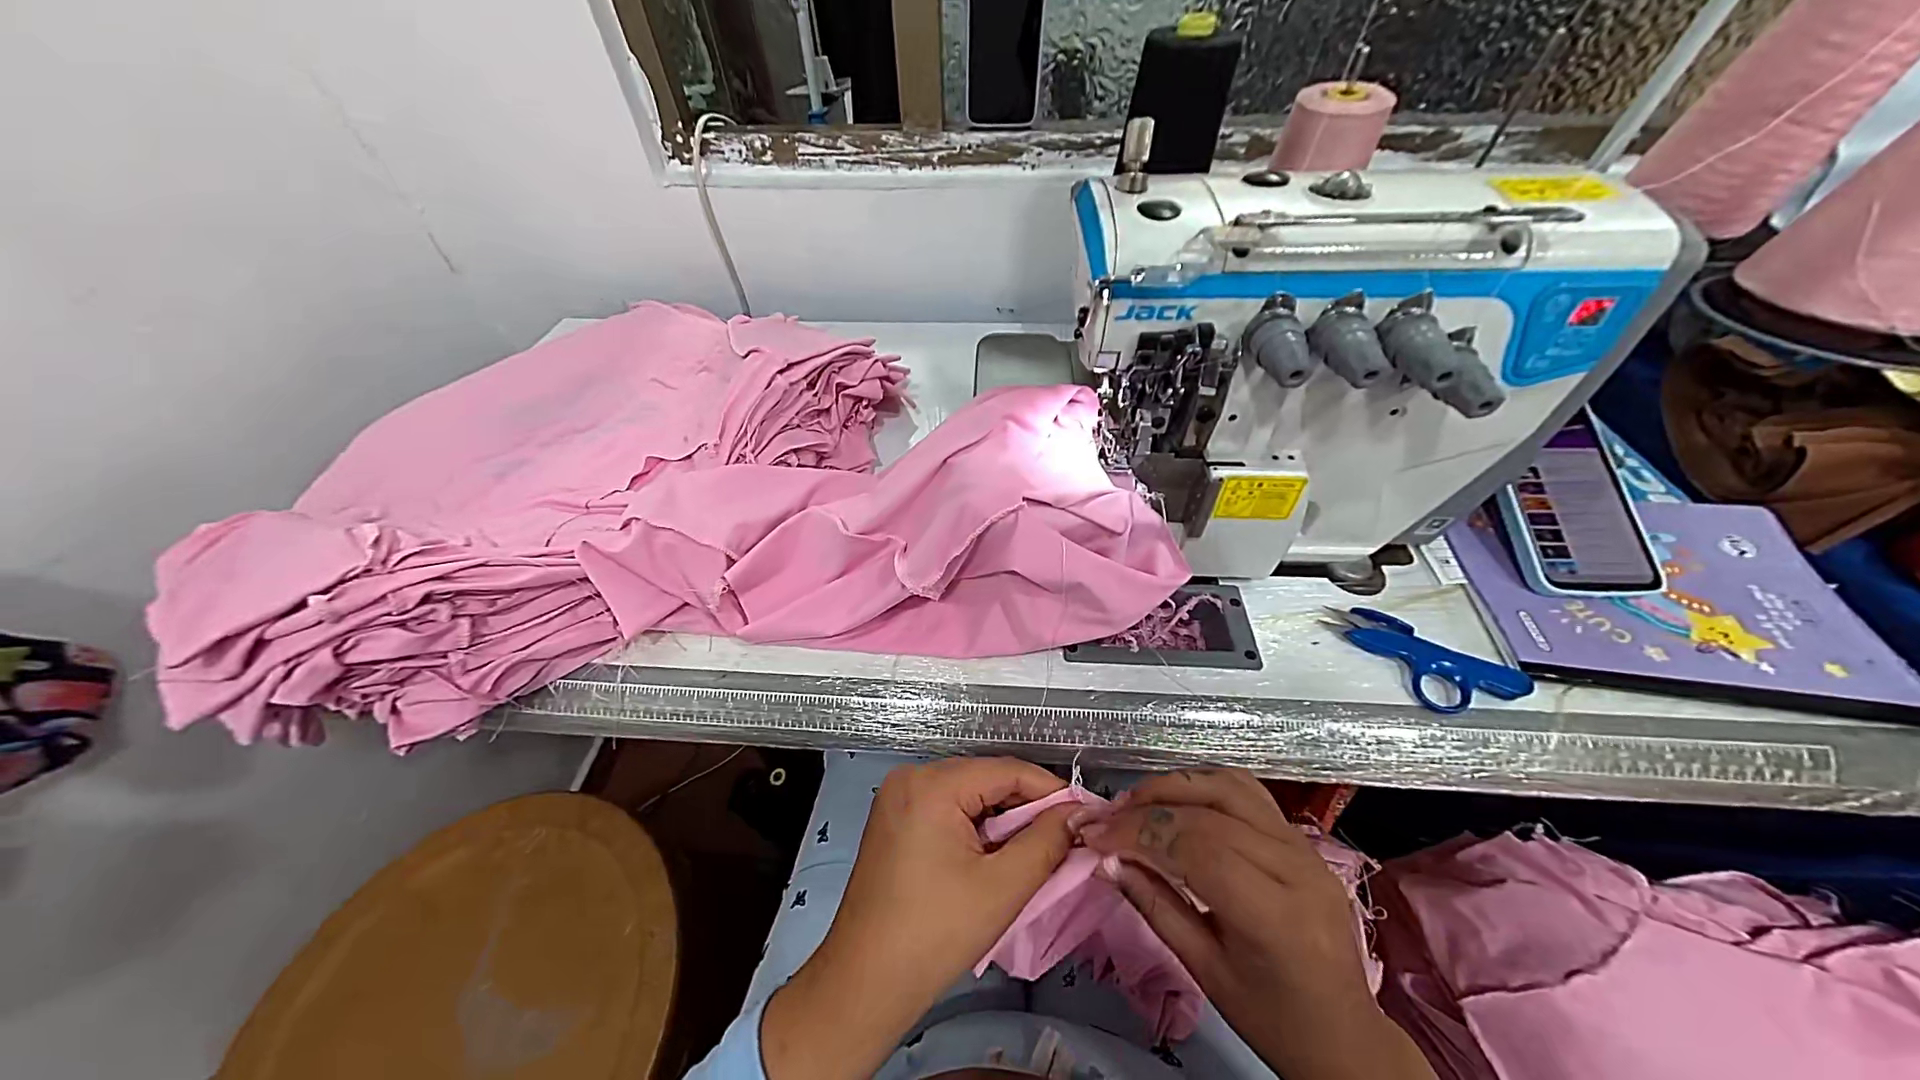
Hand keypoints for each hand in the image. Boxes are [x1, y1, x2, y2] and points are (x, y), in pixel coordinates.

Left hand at [762, 757, 1076, 1079]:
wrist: (865, 982)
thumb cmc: (934, 934)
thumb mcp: (1003, 886)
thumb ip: (1047, 841)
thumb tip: (1076, 814)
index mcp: (932, 784)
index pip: (1008, 770)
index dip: (1052, 791)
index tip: (1084, 816)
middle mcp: (910, 778)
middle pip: (987, 778)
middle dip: (1027, 808)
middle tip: (1064, 838)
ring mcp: (898, 797)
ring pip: (969, 794)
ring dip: (1003, 820)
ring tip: (1034, 852)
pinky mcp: (895, 819)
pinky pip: (948, 808)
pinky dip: (976, 828)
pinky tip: (996, 856)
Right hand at [1078, 769, 1435, 1079]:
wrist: (1345, 1035)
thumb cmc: (1273, 1018)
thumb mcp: (1205, 970)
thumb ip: (1154, 905)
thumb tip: (1106, 860)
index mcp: (1274, 916)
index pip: (1194, 847)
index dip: (1136, 834)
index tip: (1094, 837)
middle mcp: (1295, 868)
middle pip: (1207, 811)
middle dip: (1145, 808)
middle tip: (1106, 820)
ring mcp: (1305, 847)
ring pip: (1228, 786)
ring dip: (1174, 787)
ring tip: (1136, 804)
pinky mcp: (1303, 839)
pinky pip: (1248, 793)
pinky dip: (1205, 786)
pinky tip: (1178, 802)